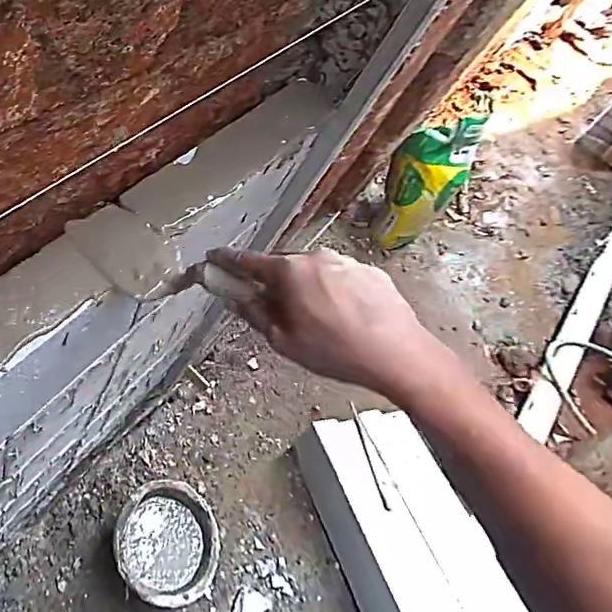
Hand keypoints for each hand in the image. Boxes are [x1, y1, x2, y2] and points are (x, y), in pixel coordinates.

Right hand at [208, 247, 447, 397]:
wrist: (398, 354)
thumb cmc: (337, 351)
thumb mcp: (284, 340)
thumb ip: (255, 314)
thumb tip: (234, 298)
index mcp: (290, 271)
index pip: (248, 260)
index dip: (227, 260)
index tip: (212, 258)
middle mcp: (316, 257)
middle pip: (282, 265)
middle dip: (273, 283)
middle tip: (274, 310)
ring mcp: (345, 261)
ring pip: (312, 271)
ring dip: (305, 288)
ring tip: (317, 322)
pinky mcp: (368, 271)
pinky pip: (339, 276)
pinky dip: (332, 291)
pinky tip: (342, 318)